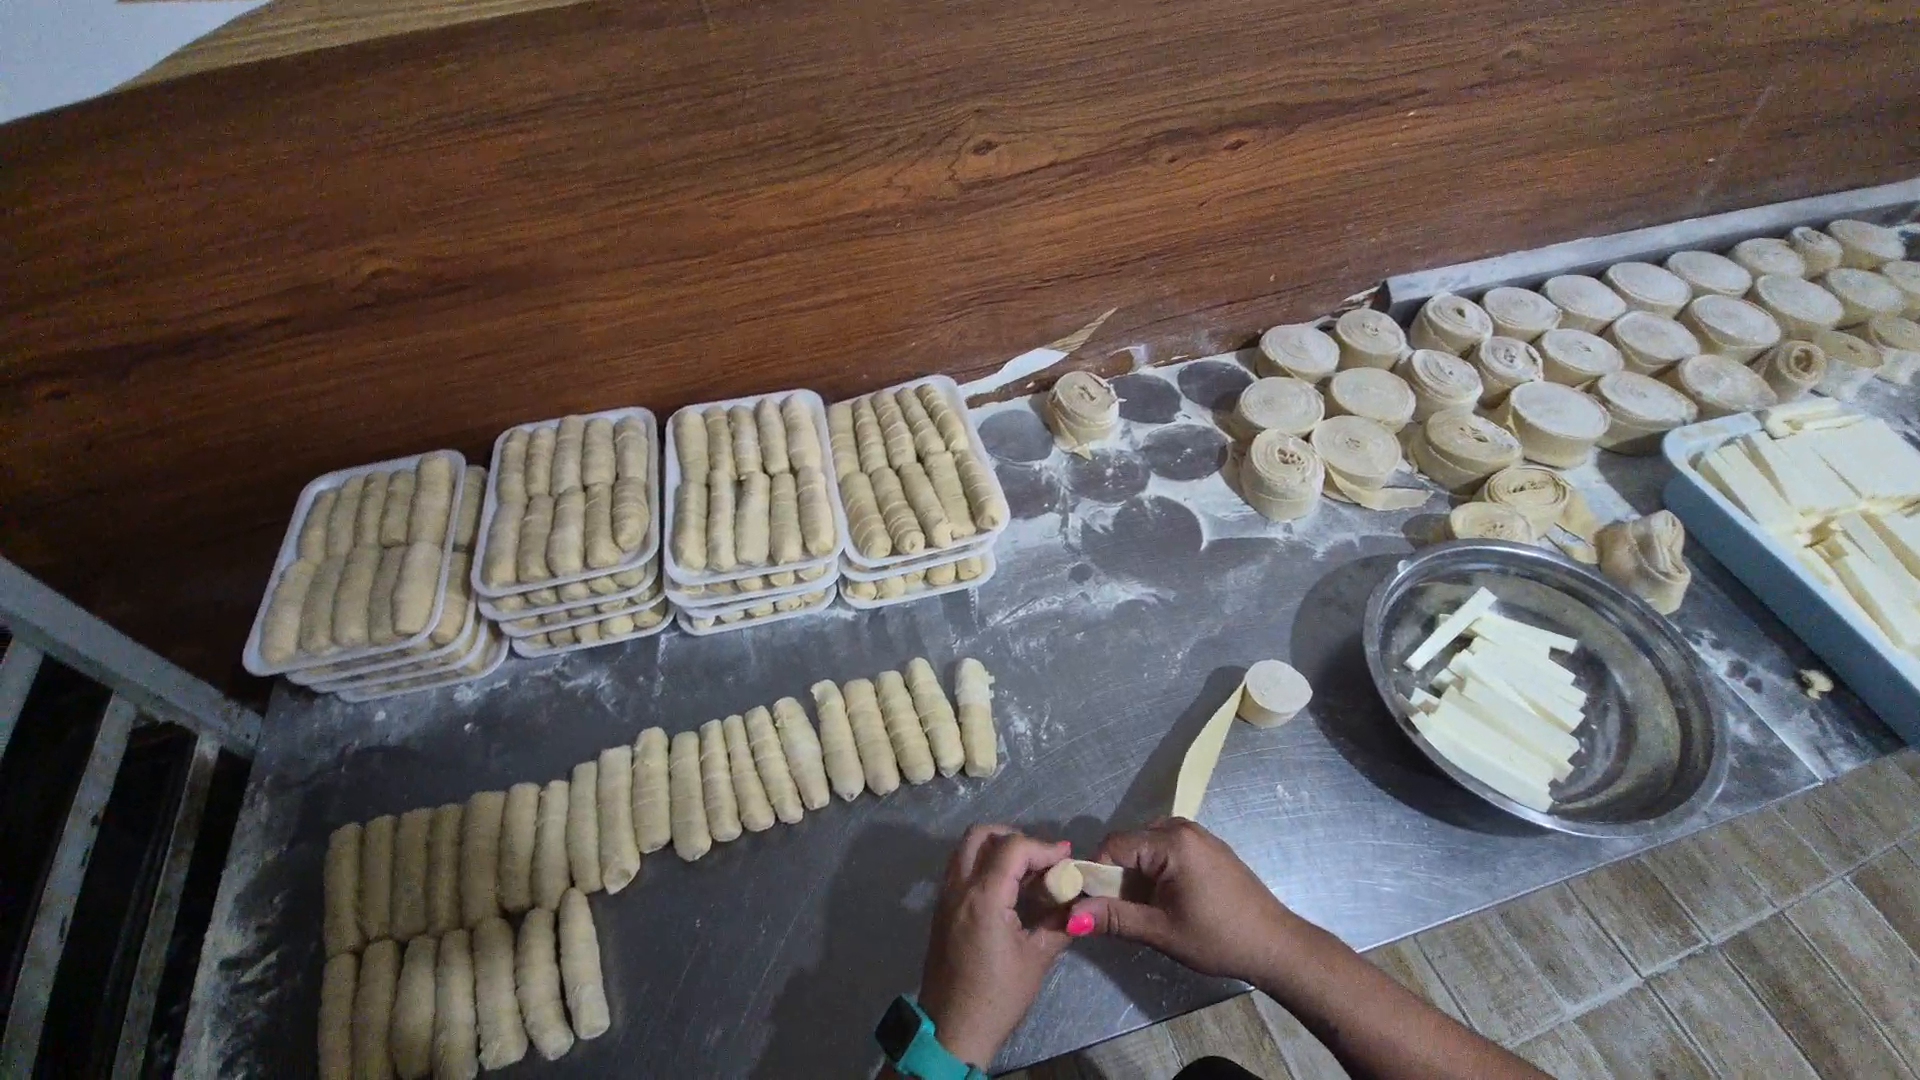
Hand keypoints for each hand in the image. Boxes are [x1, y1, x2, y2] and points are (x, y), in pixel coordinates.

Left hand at [916, 825, 1073, 1067]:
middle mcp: (959, 887)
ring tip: (1024, 871)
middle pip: (982, 835)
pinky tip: (1005, 887)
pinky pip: (959, 867)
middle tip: (1040, 858)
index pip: (1013, 847)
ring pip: (966, 848)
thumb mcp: (1036, 959)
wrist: (952, 1030)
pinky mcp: (941, 907)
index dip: (1043, 847)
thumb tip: (1079, 902)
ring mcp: (945, 895)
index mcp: (983, 896)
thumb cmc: (997, 997)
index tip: (1066, 859)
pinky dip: (982, 863)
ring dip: (995, 848)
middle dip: (1014, 837)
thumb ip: (1059, 923)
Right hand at [1069, 818, 1302, 982]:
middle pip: (1130, 842)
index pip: (1114, 844)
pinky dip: (1157, 868)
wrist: (1277, 946)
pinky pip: (1167, 847)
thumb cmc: (1219, 938)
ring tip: (1148, 907)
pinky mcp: (1208, 846)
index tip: (1096, 902)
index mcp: (1171, 841)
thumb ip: (1115, 918)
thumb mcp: (1161, 931)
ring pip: (1147, 845)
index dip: (1098, 872)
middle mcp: (1183, 827)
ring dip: (1138, 872)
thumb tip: (1072, 916)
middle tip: (1125, 910)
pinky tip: (1168, 898)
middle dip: (1119, 874)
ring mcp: (1198, 834)